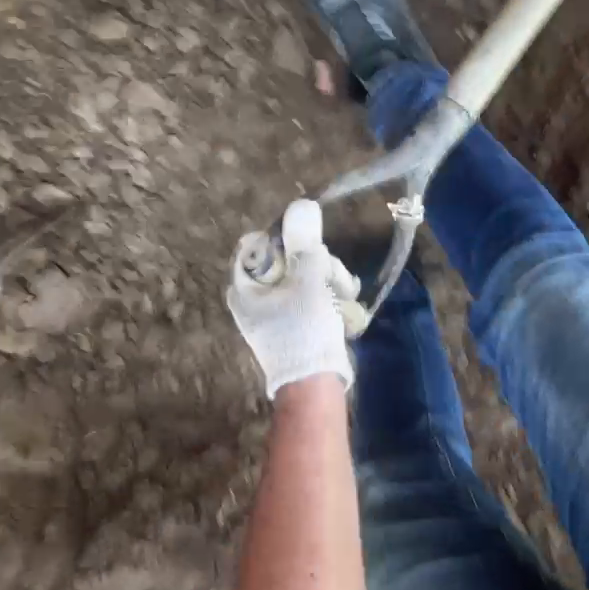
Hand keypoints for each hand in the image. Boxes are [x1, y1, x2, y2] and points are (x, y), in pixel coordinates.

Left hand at [228, 200, 359, 397]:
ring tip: (344, 296)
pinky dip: (326, 296)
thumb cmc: (305, 330)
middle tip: (334, 279)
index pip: (259, 242)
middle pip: (287, 258)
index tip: (310, 249)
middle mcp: (253, 297)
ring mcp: (273, 311)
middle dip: (317, 264)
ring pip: (304, 275)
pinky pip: (309, 295)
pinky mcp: (293, 323)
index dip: (287, 239)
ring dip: (328, 279)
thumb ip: (305, 242)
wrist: (314, 386)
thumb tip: (303, 204)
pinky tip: (343, 305)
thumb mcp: (308, 280)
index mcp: (244, 285)